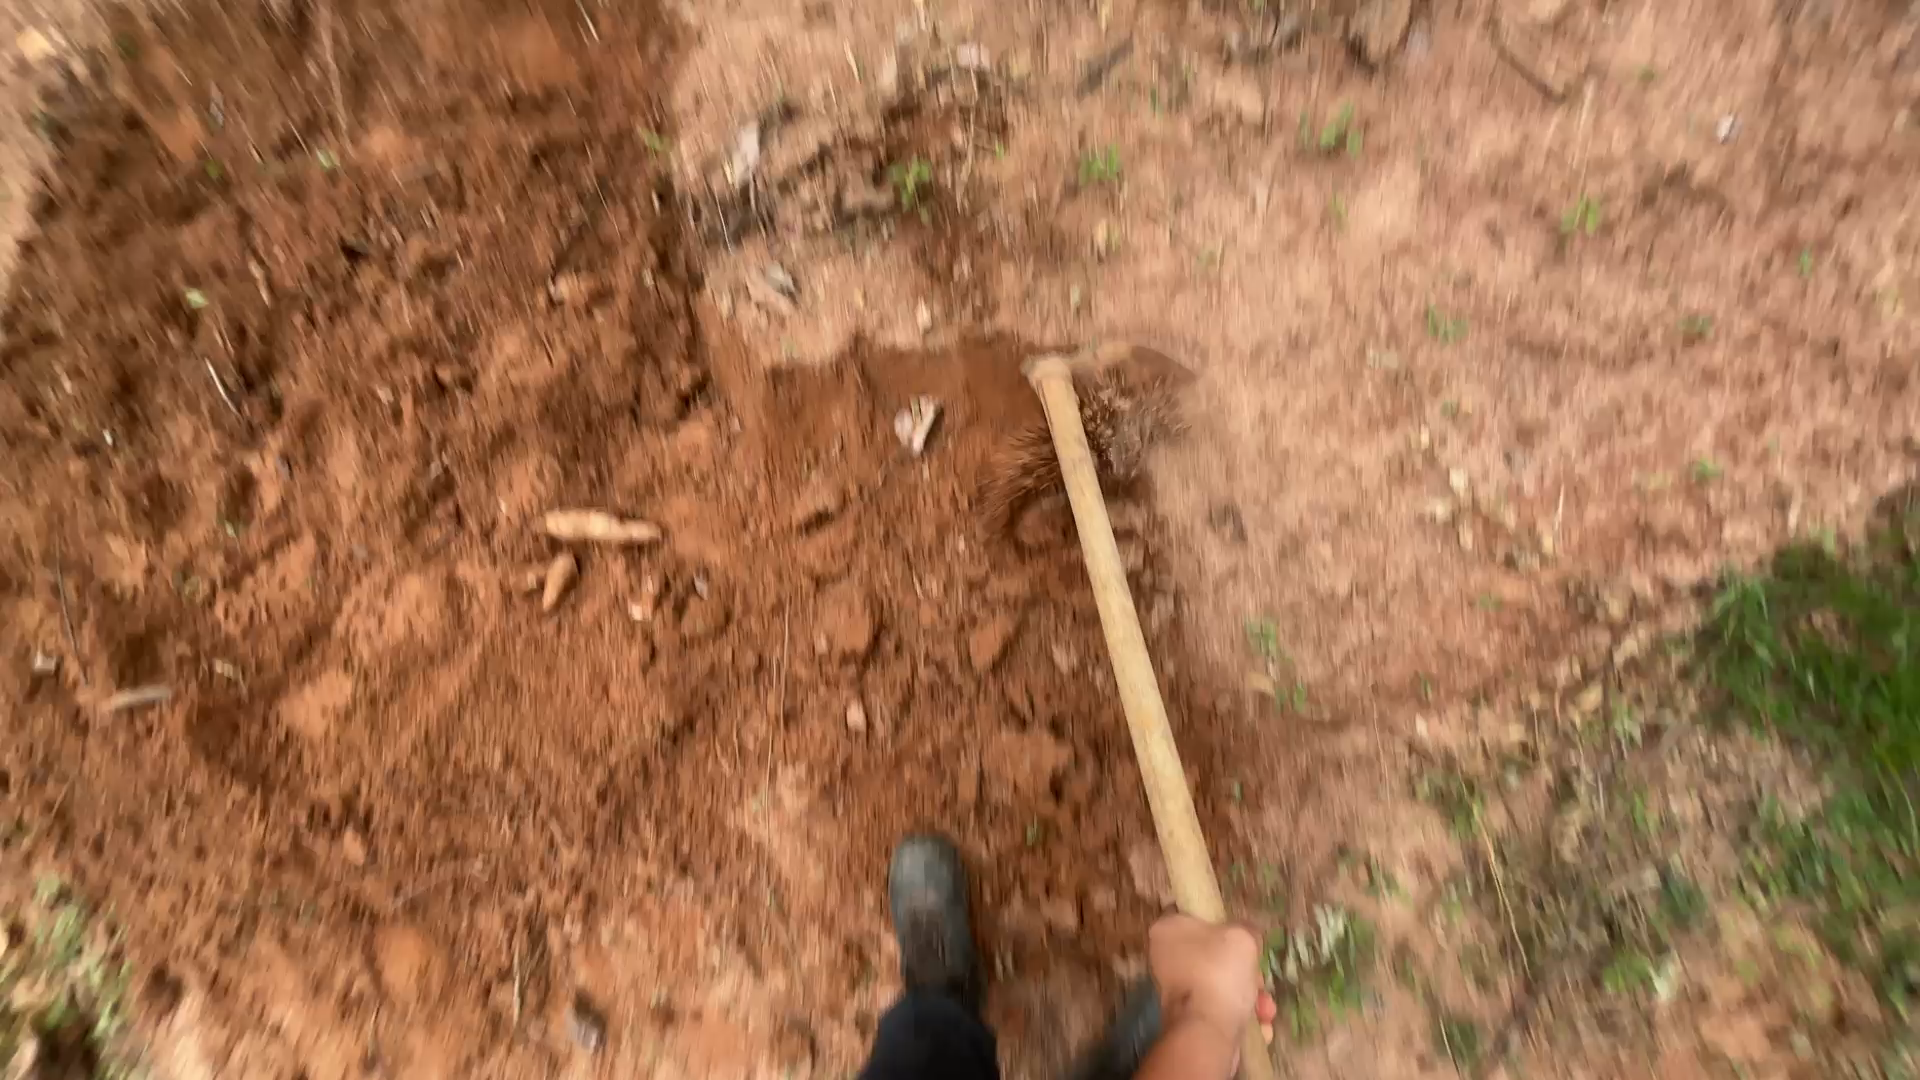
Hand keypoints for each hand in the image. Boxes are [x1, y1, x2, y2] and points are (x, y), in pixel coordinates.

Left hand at [1146, 914, 1276, 1049]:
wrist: (1206, 1031)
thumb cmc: (1218, 972)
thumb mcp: (1241, 937)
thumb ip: (1246, 929)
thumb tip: (1248, 935)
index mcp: (1166, 928)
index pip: (1196, 918)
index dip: (1224, 928)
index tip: (1244, 942)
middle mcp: (1165, 956)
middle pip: (1214, 955)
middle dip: (1245, 971)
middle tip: (1259, 979)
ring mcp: (1176, 989)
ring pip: (1222, 985)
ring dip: (1250, 996)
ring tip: (1264, 1008)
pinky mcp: (1189, 1017)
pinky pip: (1220, 1009)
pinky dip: (1242, 1017)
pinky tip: (1260, 1024)